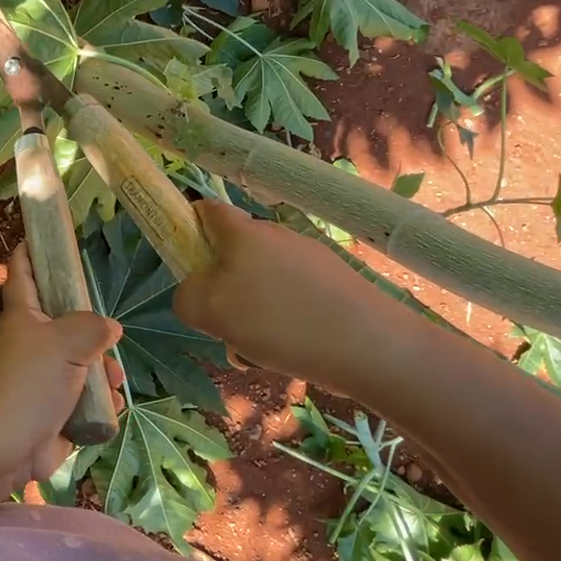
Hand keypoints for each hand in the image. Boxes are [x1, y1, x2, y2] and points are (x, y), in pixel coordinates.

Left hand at [0, 244, 121, 488]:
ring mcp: (42, 376)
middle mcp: (32, 340)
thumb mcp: (64, 343)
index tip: (54, 235)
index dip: (34, 249)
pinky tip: (111, 406)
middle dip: (94, 330)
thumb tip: (109, 328)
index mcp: (24, 314)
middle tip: (110, 339)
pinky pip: (86, 397)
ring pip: (83, 361)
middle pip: (67, 320)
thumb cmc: (28, 383)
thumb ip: (91, 327)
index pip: (24, 270)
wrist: (4, 446)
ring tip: (113, 382)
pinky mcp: (55, 409)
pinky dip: (101, 401)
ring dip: (104, 371)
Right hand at [176, 200, 414, 394]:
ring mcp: (312, 256)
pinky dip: (288, 317)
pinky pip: (296, 294)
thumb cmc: (280, 321)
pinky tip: (296, 350)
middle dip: (224, 283)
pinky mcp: (339, 282)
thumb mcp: (208, 312)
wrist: (375, 349)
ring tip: (262, 348)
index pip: (205, 209)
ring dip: (255, 306)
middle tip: (225, 322)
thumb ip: (185, 296)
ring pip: (265, 277)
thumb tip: (194, 292)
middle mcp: (276, 234)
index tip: (187, 262)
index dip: (189, 227)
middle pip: (235, 250)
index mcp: (241, 232)